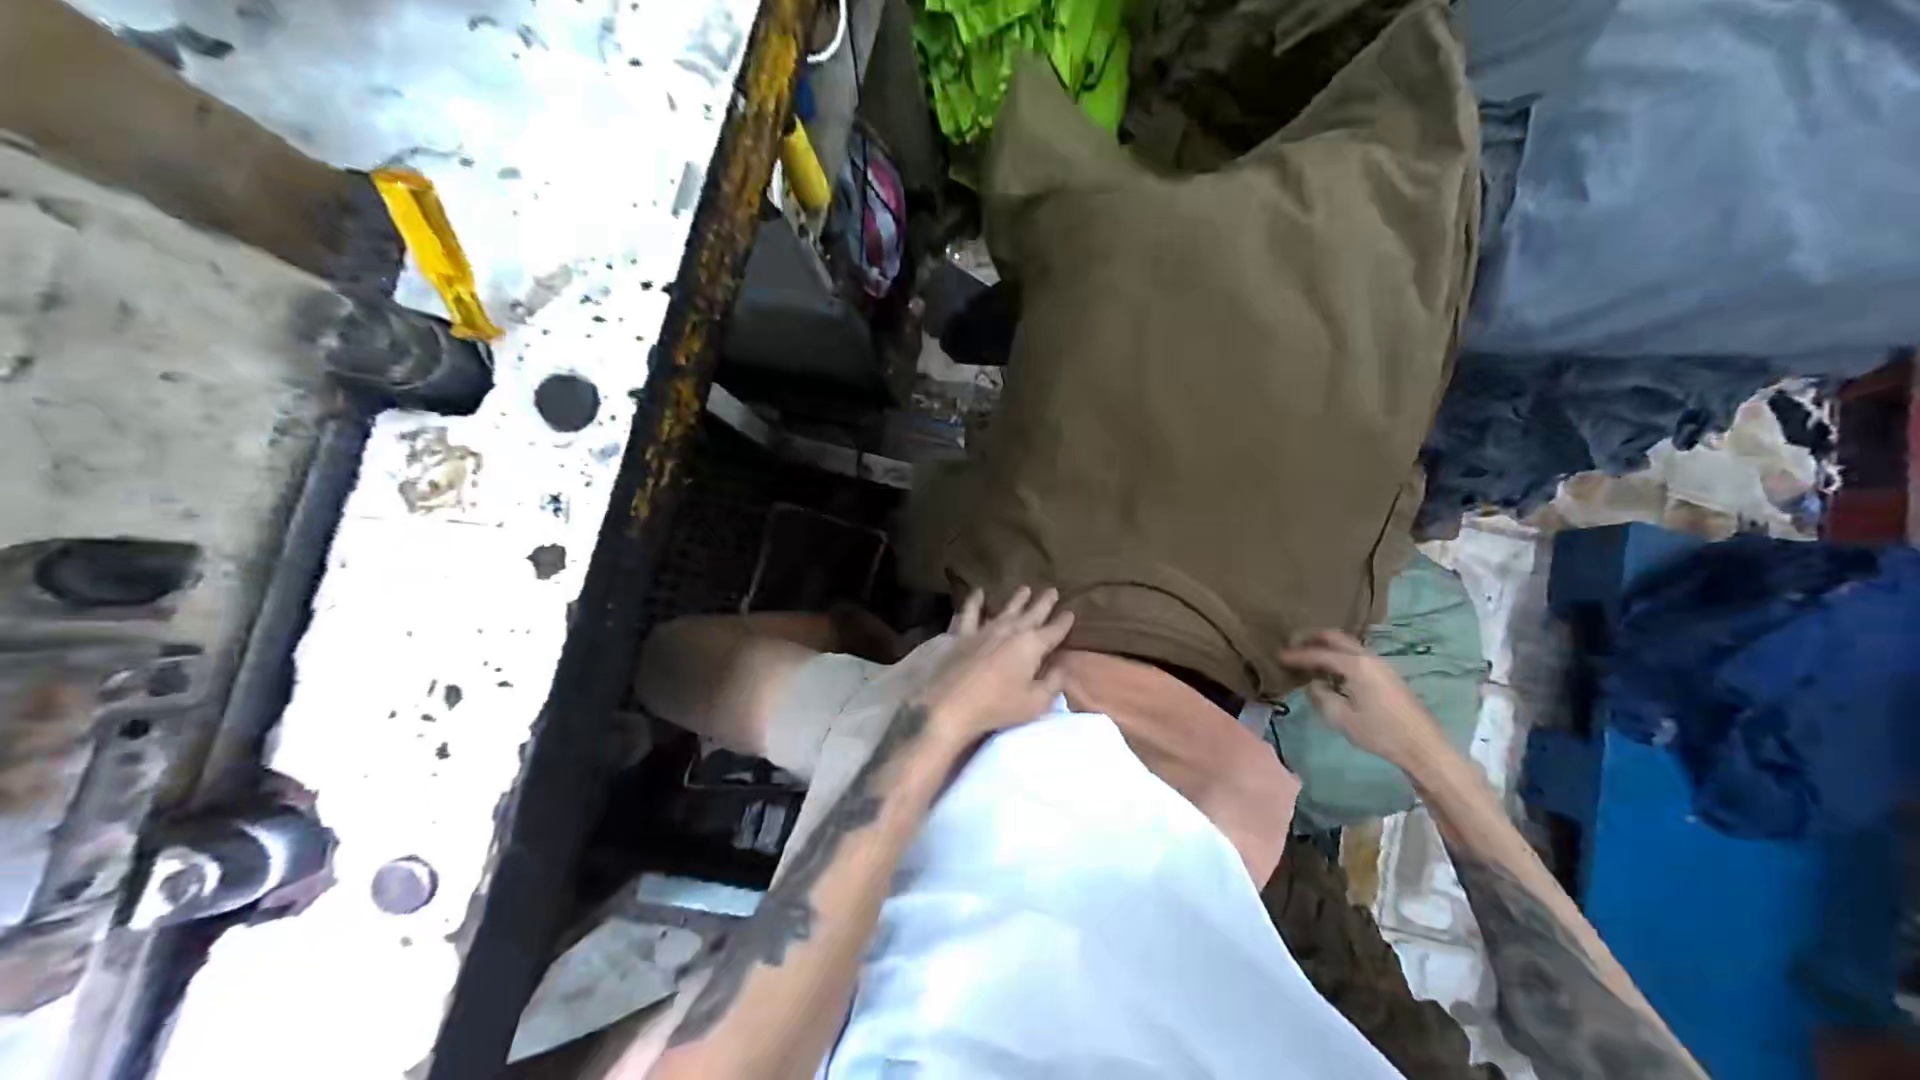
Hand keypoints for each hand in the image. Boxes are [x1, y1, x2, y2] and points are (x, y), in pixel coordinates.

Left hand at [916, 587, 1074, 749]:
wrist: (952, 705)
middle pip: (1032, 613)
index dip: (1064, 622)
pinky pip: (970, 612)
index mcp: (1032, 645)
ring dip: (1017, 598)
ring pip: (1006, 608)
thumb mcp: (1036, 702)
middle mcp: (1011, 630)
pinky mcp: (964, 634)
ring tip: (1025, 588)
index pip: (1054, 630)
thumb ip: (1053, 683)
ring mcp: (986, 630)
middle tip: (1052, 590)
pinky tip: (978, 591)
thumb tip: (1063, 667)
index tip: (1071, 613)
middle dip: (1044, 602)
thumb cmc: (998, 706)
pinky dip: (975, 601)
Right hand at [1276, 630, 1447, 771]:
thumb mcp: (1341, 718)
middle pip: (1336, 638)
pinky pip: (1357, 655)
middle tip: (1292, 644)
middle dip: (1312, 638)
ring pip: (1348, 645)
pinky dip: (1339, 655)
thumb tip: (1314, 684)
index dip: (1297, 655)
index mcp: (1355, 665)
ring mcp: (1381, 664)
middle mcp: (1368, 658)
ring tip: (1309, 656)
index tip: (1278, 656)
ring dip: (1327, 647)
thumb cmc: (1380, 733)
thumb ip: (1321, 696)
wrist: (1423, 746)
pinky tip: (1332, 670)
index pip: (1319, 654)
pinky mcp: (1388, 674)